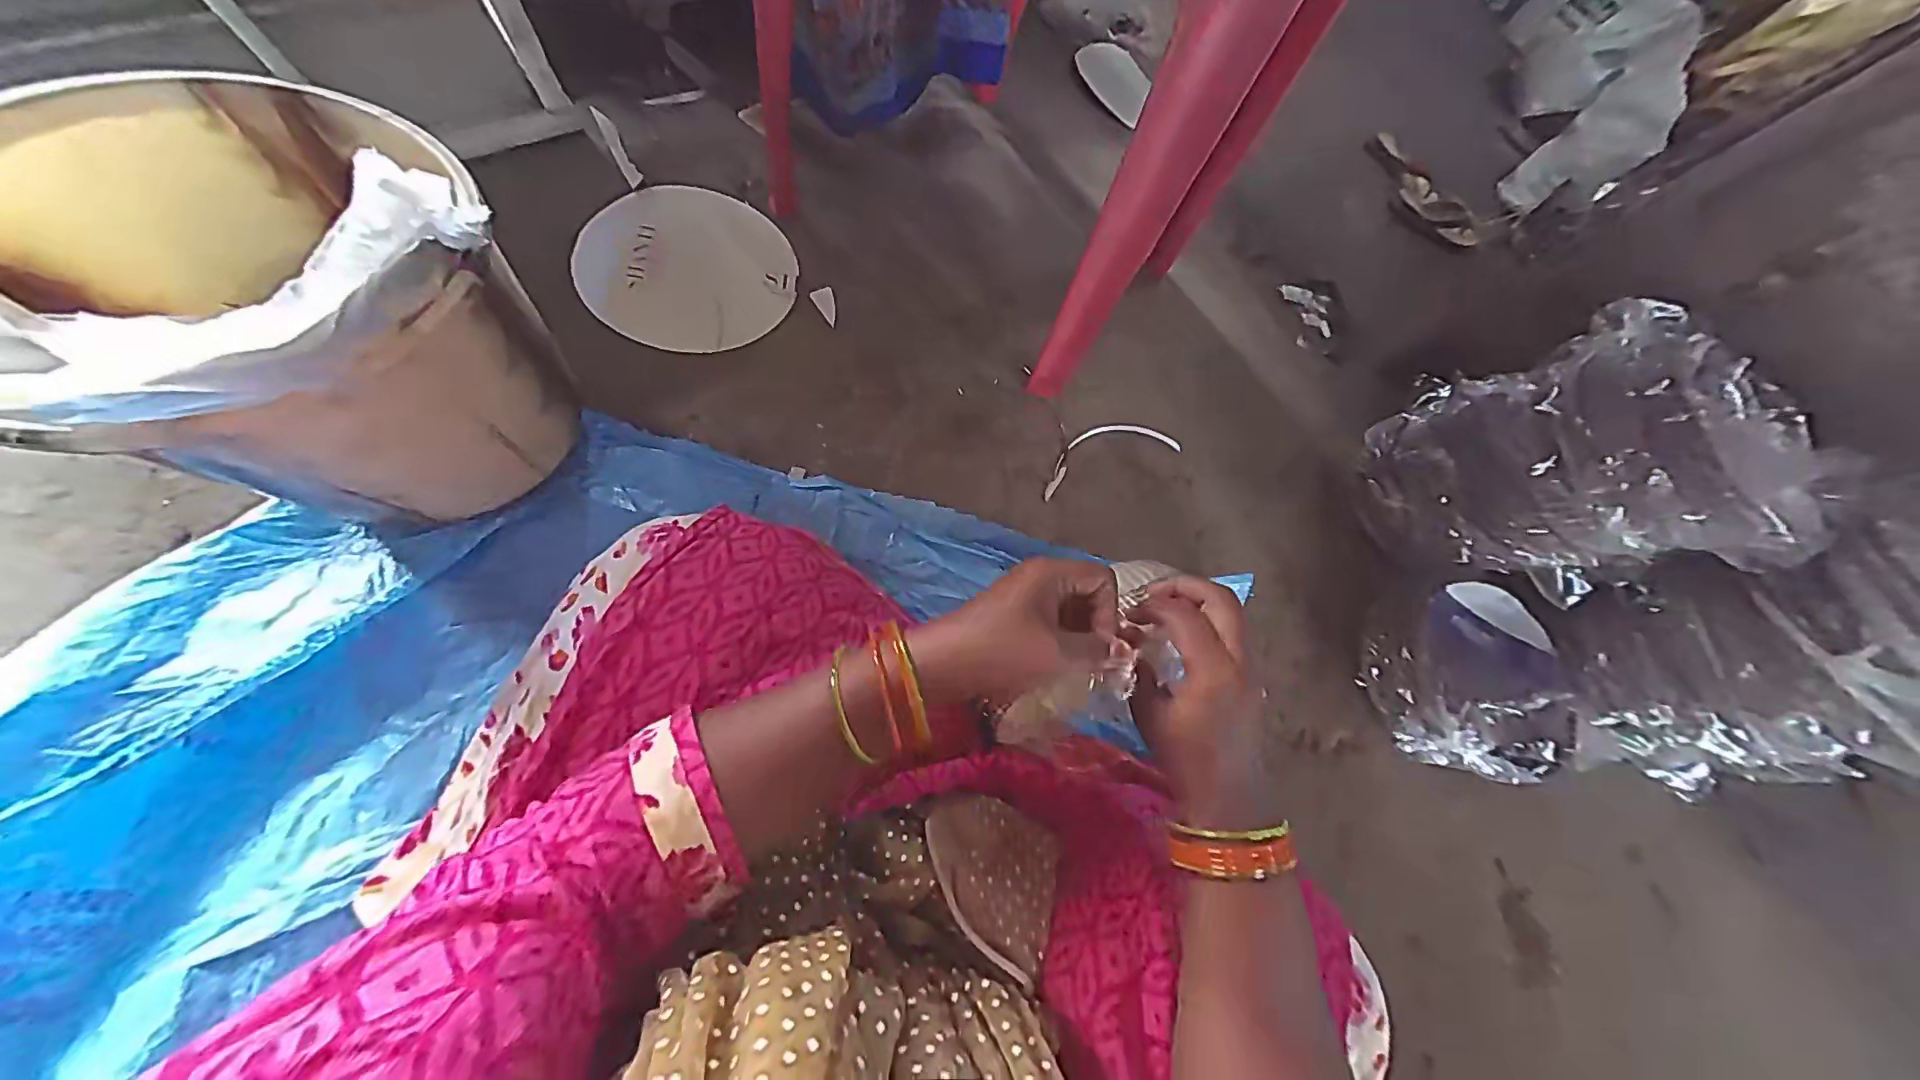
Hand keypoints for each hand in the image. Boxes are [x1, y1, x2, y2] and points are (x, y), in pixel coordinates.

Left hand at [911, 558, 1118, 705]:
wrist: (942, 663)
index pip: (1103, 579)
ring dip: (1078, 638)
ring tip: (1075, 667)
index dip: (1110, 612)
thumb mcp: (1056, 654)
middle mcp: (1039, 576)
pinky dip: (1059, 641)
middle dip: (1096, 627)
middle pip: (1088, 594)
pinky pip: (1049, 621)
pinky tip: (1055, 666)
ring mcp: (1023, 595)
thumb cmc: (1001, 652)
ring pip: (1069, 611)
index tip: (1099, 645)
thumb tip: (1120, 653)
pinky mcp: (1012, 615)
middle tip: (1093, 660)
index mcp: (1051, 572)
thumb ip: (1096, 651)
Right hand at [1126, 577, 1277, 829]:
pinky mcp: (1250, 676)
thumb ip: (1140, 671)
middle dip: (1185, 586)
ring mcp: (1250, 667)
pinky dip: (1206, 620)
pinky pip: (1231, 632)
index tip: (1130, 613)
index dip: (1154, 605)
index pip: (1185, 615)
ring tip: (1163, 608)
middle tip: (1152, 593)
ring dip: (1197, 601)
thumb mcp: (1150, 714)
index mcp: (1213, 671)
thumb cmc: (1185, 759)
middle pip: (1222, 599)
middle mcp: (1239, 661)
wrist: (1228, 797)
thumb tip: (1130, 642)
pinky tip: (1180, 634)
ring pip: (1231, 612)